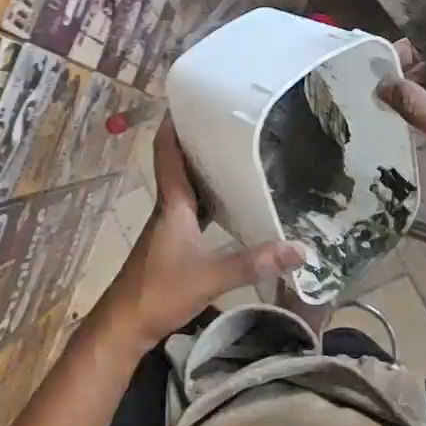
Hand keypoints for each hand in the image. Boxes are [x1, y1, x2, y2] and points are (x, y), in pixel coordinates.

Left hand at [96, 118, 304, 350]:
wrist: (125, 324)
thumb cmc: (160, 291)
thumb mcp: (211, 277)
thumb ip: (253, 262)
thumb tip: (300, 248)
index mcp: (172, 204)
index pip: (168, 154)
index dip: (173, 126)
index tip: (186, 101)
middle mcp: (168, 208)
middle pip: (179, 165)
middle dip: (196, 141)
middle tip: (225, 121)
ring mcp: (169, 226)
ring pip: (186, 187)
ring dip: (203, 170)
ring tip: (233, 153)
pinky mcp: (172, 243)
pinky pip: (192, 210)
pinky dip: (207, 199)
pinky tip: (228, 204)